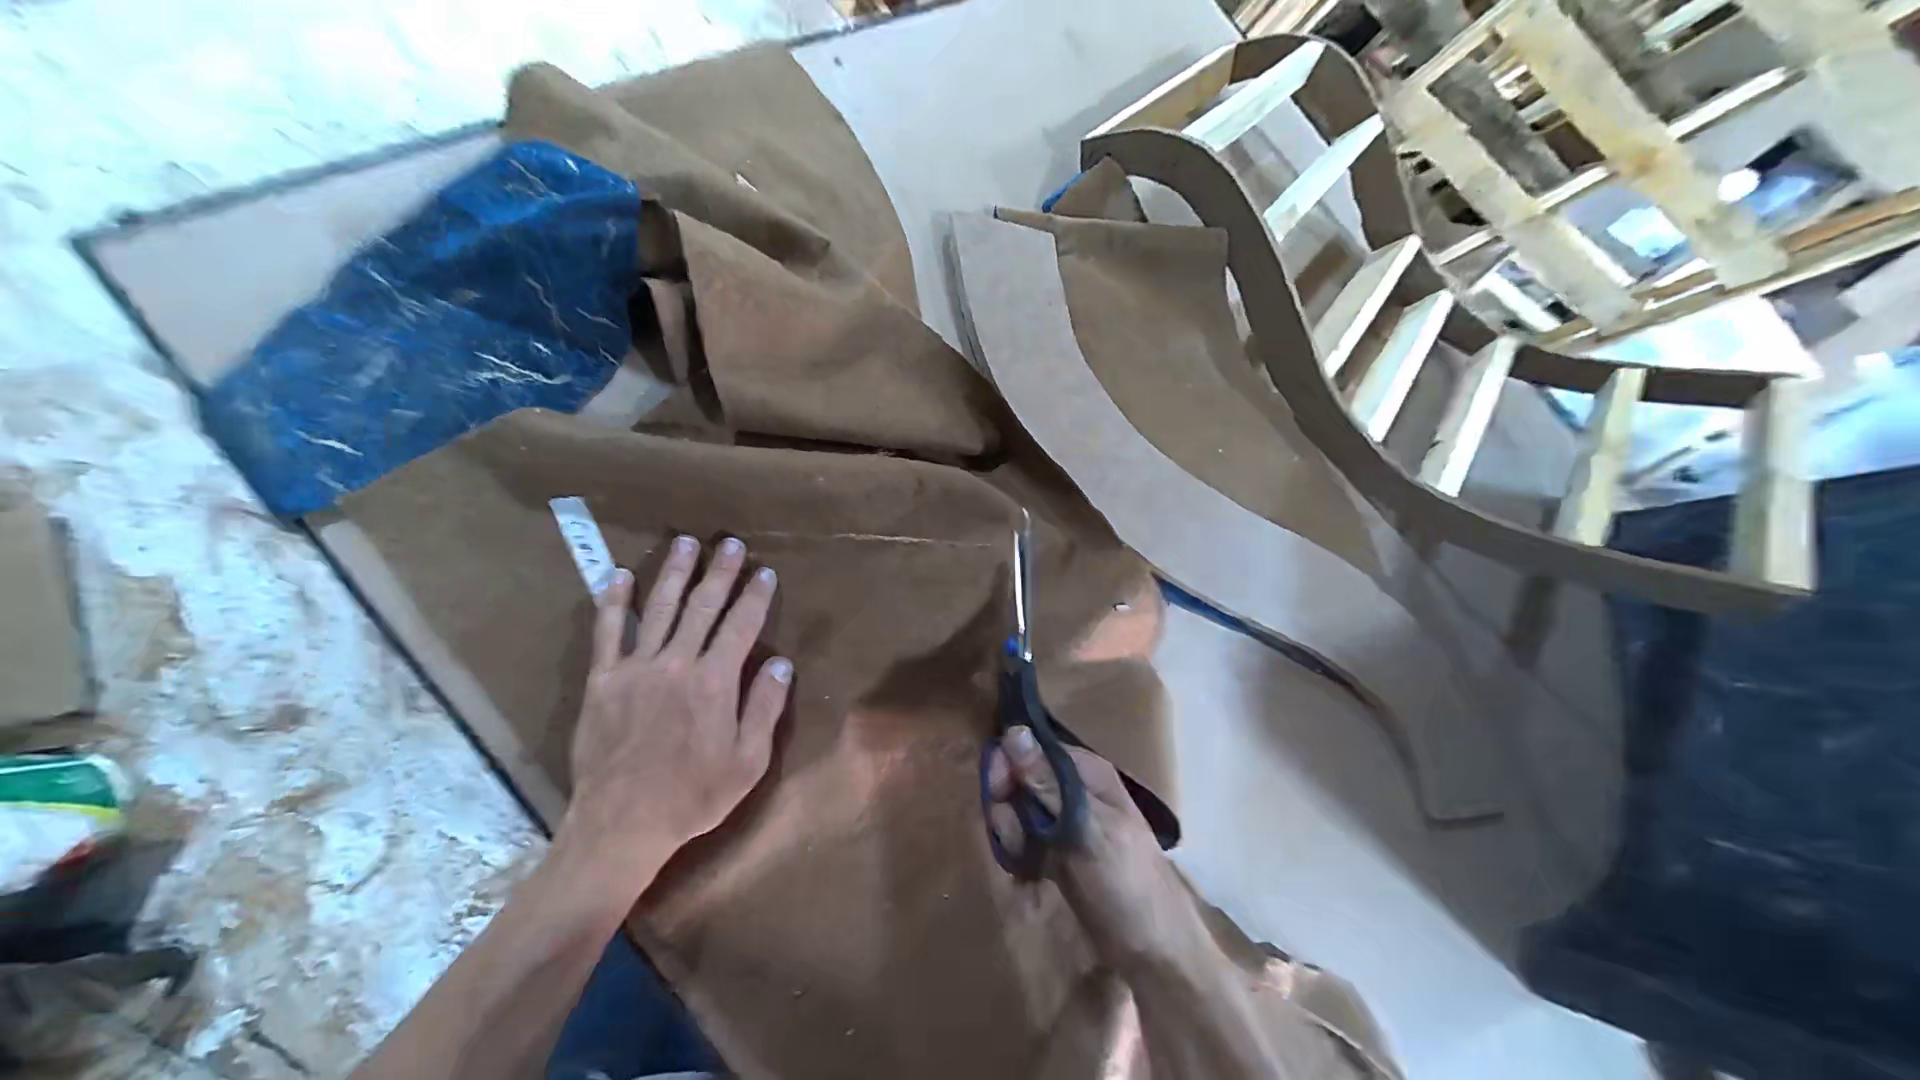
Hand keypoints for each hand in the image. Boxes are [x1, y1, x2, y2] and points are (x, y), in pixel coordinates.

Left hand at [560, 535, 792, 885]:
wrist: (621, 823)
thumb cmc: (693, 796)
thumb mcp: (748, 761)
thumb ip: (764, 708)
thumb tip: (781, 664)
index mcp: (714, 682)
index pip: (741, 625)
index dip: (756, 596)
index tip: (765, 572)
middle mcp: (677, 663)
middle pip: (702, 606)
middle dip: (720, 572)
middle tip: (731, 543)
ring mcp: (636, 668)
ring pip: (659, 608)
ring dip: (674, 573)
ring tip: (685, 543)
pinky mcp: (603, 680)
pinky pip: (608, 632)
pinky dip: (614, 602)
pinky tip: (620, 575)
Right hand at [986, 730, 1208, 971]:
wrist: (1153, 953)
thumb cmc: (1126, 882)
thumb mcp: (1086, 827)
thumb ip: (1047, 783)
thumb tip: (1014, 730)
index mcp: (1084, 772)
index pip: (1030, 748)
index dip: (1008, 766)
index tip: (999, 795)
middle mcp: (1072, 790)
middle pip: (1018, 778)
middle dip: (1007, 805)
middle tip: (1015, 838)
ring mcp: (1064, 823)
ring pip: (1017, 810)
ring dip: (1011, 832)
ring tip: (1024, 859)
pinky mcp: (1057, 853)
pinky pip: (1023, 838)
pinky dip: (1018, 852)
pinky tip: (1025, 871)